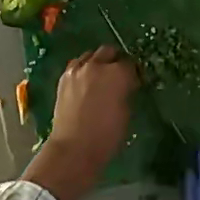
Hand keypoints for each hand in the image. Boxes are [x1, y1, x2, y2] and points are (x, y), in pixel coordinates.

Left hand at [21, 45, 136, 199]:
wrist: (74, 147)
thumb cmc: (107, 135)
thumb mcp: (126, 113)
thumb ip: (126, 92)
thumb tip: (126, 85)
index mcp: (117, 74)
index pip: (130, 64)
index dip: (134, 72)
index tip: (135, 81)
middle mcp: (97, 65)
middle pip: (109, 52)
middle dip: (116, 60)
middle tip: (119, 75)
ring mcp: (77, 69)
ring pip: (91, 55)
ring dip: (98, 62)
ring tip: (101, 77)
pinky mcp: (64, 77)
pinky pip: (77, 64)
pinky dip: (83, 68)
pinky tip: (85, 81)